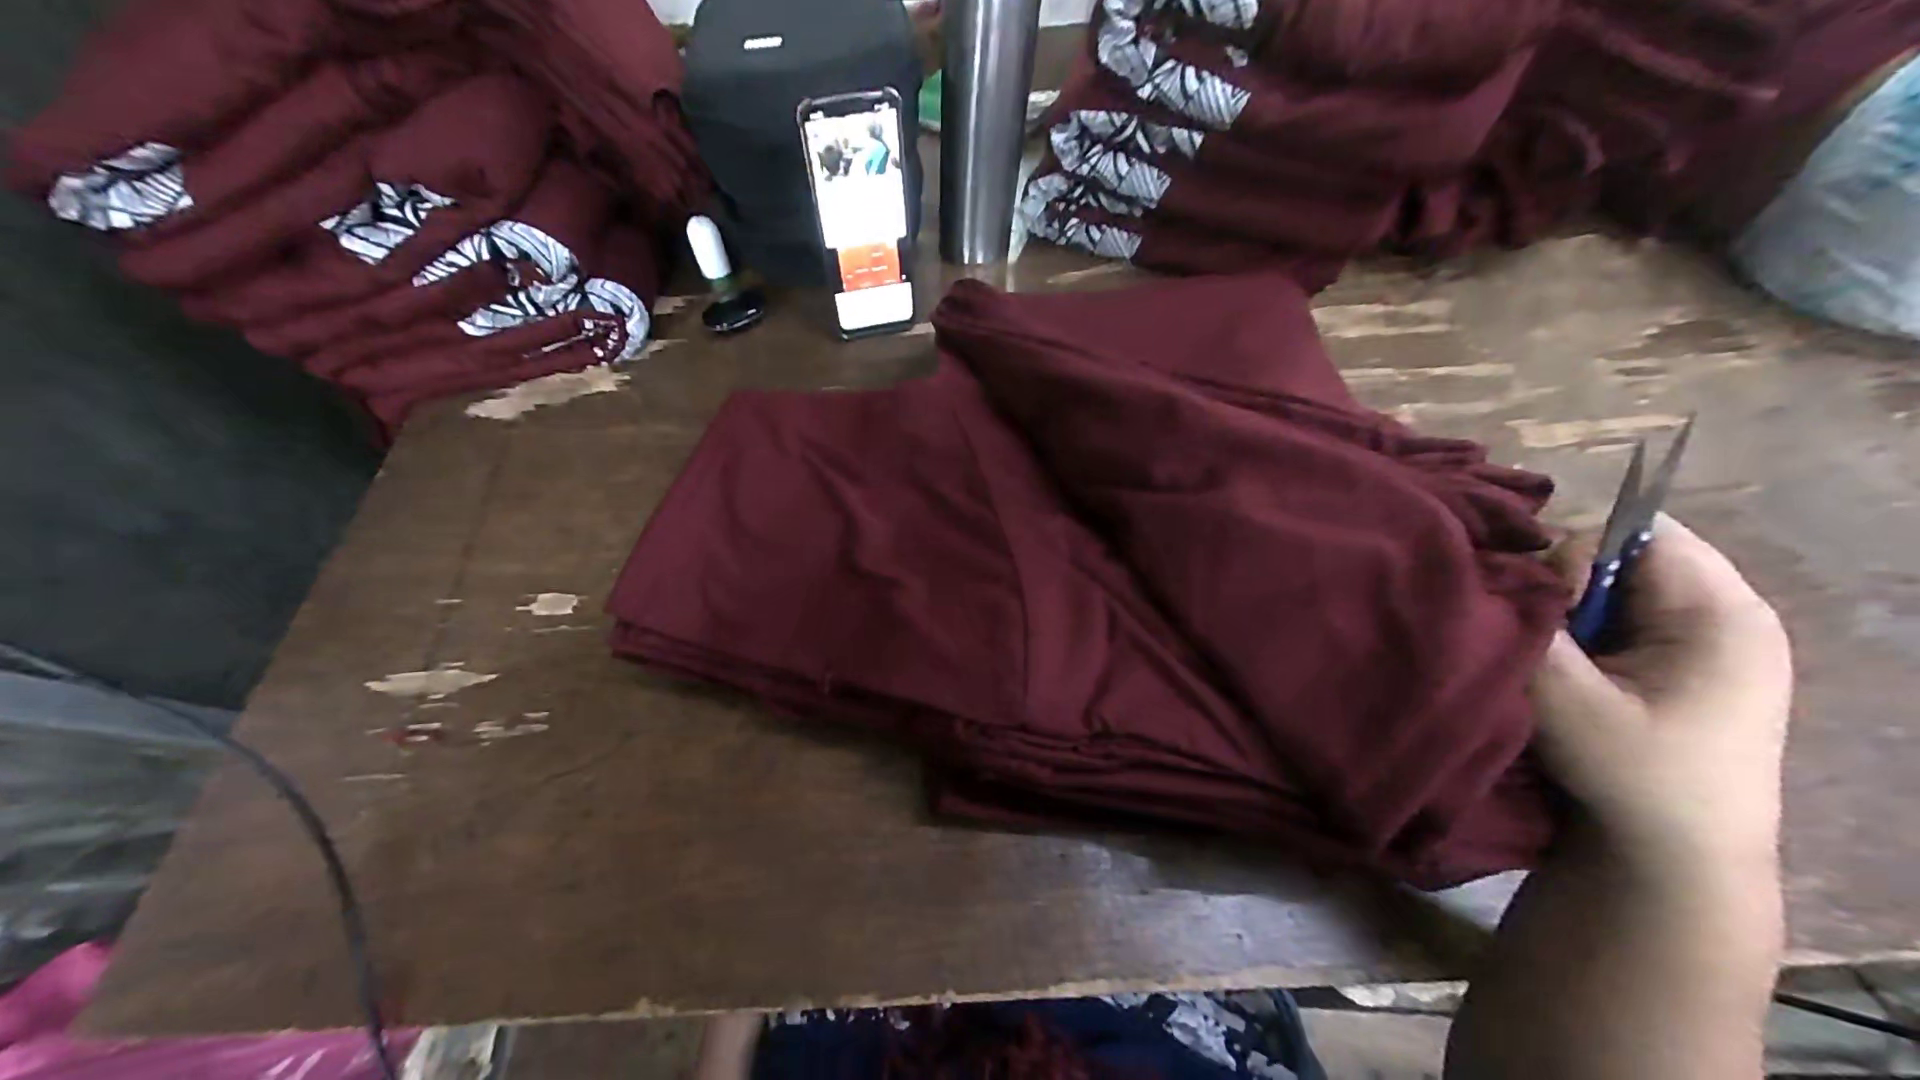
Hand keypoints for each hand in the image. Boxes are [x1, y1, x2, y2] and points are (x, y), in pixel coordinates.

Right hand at [1530, 514, 1792, 874]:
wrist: (1675, 860)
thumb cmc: (1635, 777)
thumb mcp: (1568, 699)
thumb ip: (1532, 626)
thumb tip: (1490, 570)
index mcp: (1719, 613)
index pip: (1637, 530)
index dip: (1570, 547)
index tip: (1528, 595)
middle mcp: (1720, 612)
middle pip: (1623, 551)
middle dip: (1560, 574)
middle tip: (1520, 616)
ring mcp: (1698, 637)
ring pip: (1611, 582)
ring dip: (1563, 602)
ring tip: (1531, 638)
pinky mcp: (1672, 659)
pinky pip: (1613, 612)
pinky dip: (1572, 622)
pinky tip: (1551, 655)